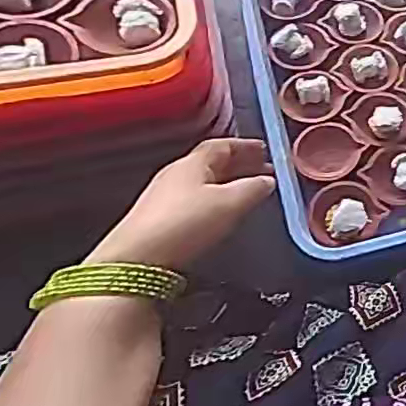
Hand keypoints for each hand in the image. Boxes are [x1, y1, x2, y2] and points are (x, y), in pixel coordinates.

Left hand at [84, 138, 275, 269]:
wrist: (137, 260)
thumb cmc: (185, 224)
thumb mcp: (231, 203)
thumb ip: (254, 188)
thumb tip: (268, 180)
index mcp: (192, 163)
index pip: (222, 145)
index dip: (246, 147)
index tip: (265, 150)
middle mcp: (175, 174)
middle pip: (211, 162)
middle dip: (239, 164)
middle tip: (261, 170)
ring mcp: (163, 197)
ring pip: (203, 181)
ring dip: (228, 183)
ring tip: (247, 191)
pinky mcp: (157, 219)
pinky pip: (193, 199)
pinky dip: (214, 199)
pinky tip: (222, 212)